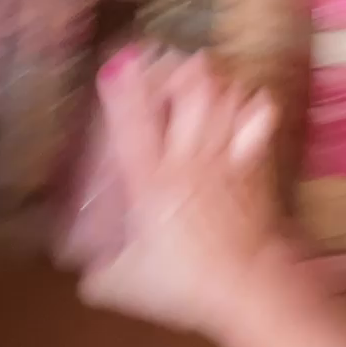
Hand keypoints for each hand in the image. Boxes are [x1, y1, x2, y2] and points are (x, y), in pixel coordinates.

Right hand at [77, 48, 292, 337]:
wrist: (247, 288)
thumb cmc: (186, 284)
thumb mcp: (128, 283)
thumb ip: (102, 272)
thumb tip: (87, 272)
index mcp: (151, 181)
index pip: (132, 125)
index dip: (123, 91)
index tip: (118, 63)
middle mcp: (187, 158)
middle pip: (188, 92)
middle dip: (177, 68)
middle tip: (168, 59)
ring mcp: (223, 155)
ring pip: (222, 96)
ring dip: (213, 77)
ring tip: (202, 67)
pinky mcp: (252, 161)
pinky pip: (258, 117)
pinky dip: (253, 101)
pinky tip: (246, 95)